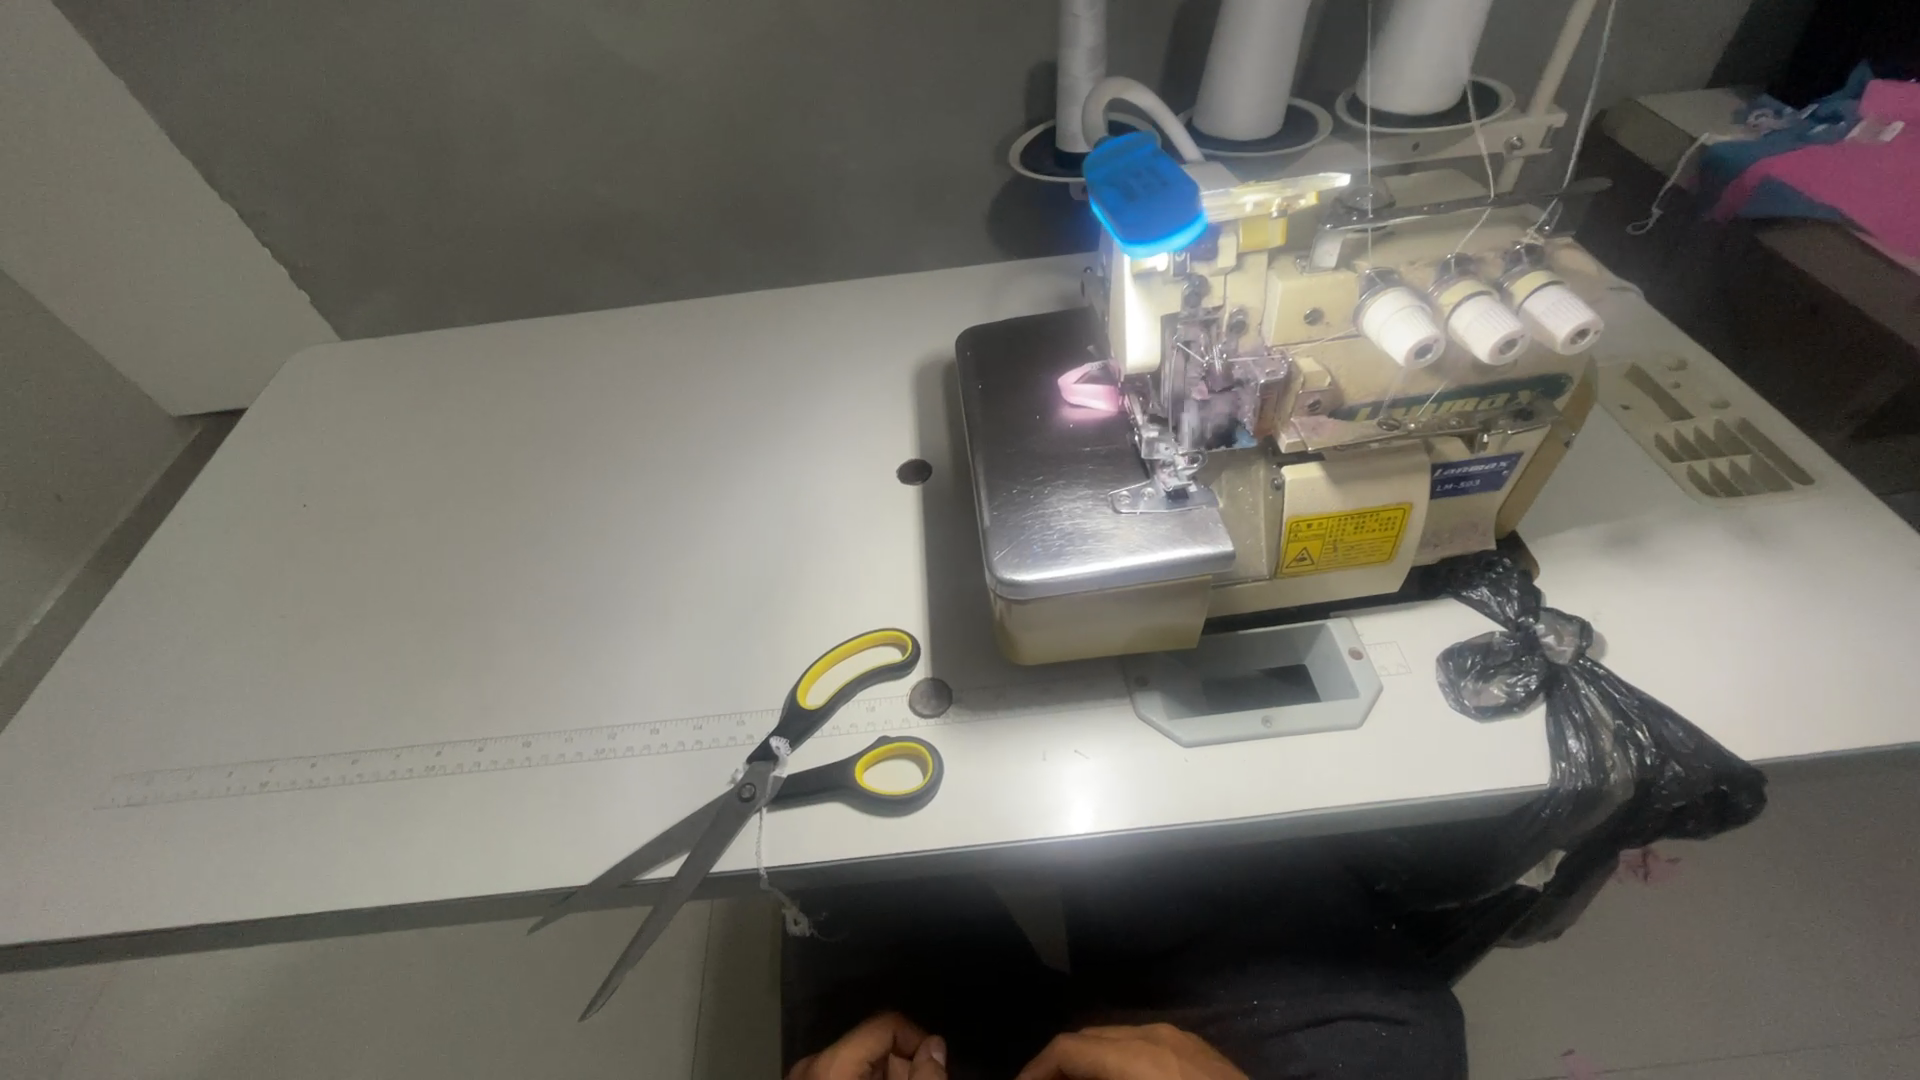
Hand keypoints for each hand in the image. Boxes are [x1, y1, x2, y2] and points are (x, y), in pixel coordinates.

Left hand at [787, 1011, 946, 1079]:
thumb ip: (923, 1076)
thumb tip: (936, 1047)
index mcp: (830, 1060)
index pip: (885, 1023)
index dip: (917, 1038)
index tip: (935, 1063)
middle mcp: (812, 1061)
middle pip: (873, 1042)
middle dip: (903, 1060)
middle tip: (921, 1079)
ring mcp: (803, 1075)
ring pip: (859, 1060)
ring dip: (887, 1072)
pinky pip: (844, 1074)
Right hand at [1015, 1024, 1246, 1079]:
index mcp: (1139, 1058)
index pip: (1069, 1048)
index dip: (1034, 1070)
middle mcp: (1155, 1036)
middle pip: (1088, 1038)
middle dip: (1057, 1067)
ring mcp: (1180, 1039)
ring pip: (1114, 1039)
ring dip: (1087, 1065)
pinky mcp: (1198, 1051)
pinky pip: (1141, 1046)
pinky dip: (1116, 1063)